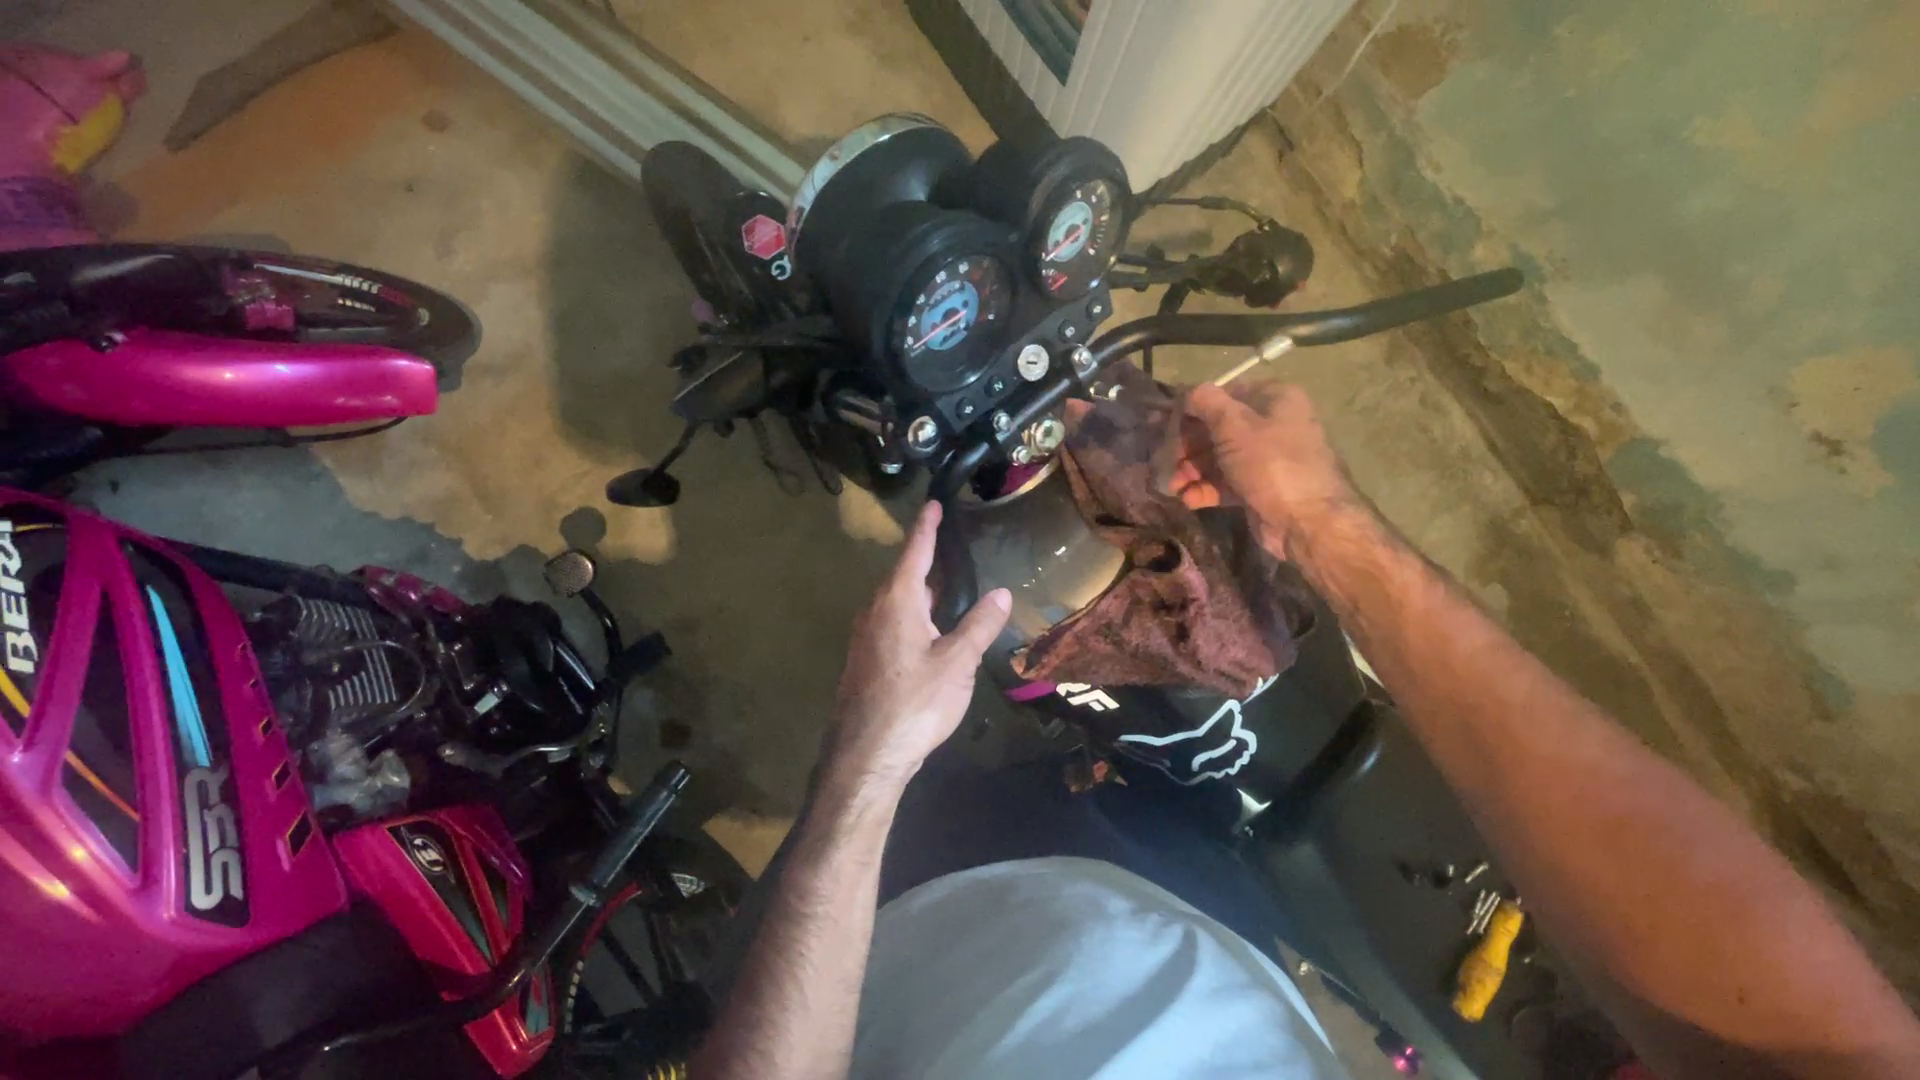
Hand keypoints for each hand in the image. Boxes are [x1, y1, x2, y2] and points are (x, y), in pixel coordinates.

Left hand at [826, 502, 1010, 790]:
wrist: (866, 754)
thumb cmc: (915, 702)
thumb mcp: (957, 663)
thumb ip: (980, 625)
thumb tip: (1002, 592)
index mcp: (897, 601)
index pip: (915, 552)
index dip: (927, 527)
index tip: (933, 504)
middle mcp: (875, 611)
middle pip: (905, 577)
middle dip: (928, 563)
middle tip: (954, 550)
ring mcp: (865, 638)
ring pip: (898, 604)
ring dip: (922, 594)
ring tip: (950, 591)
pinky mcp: (865, 661)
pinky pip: (892, 625)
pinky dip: (915, 618)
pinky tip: (932, 635)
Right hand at [1169, 381, 1357, 559]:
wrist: (1307, 522)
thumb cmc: (1271, 464)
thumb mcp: (1234, 426)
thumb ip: (1206, 402)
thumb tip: (1187, 391)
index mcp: (1274, 399)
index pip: (1224, 395)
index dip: (1191, 410)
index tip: (1164, 425)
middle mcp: (1272, 424)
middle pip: (1218, 429)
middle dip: (1188, 447)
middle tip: (1166, 462)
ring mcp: (1267, 459)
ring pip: (1219, 458)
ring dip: (1192, 470)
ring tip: (1173, 486)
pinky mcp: (1260, 488)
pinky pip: (1227, 482)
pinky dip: (1206, 489)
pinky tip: (1189, 499)